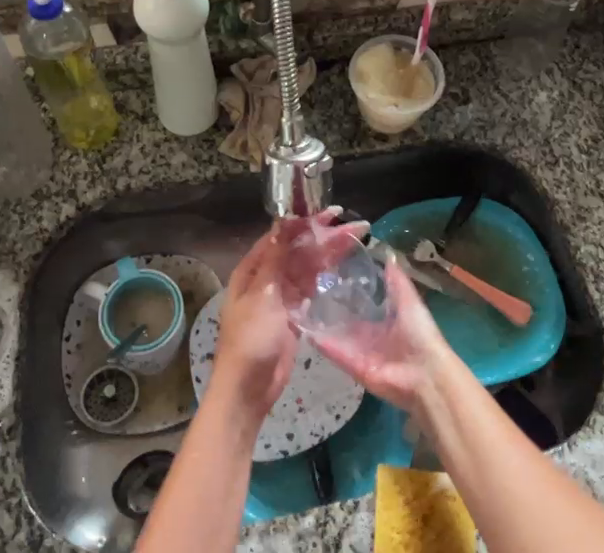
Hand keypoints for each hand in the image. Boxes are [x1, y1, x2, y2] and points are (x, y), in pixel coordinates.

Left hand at [212, 208, 373, 421]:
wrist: (248, 389)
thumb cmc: (251, 340)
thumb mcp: (262, 295)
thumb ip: (275, 258)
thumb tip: (283, 222)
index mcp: (252, 270)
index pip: (280, 237)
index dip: (304, 222)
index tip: (330, 213)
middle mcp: (265, 279)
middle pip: (297, 251)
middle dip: (324, 238)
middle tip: (354, 227)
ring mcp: (280, 298)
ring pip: (307, 269)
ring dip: (328, 255)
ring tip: (355, 242)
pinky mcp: (292, 315)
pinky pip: (310, 289)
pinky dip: (324, 278)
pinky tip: (343, 268)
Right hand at [311, 258, 453, 412]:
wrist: (424, 373)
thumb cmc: (420, 333)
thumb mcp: (409, 300)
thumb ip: (396, 280)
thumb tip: (388, 252)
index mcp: (386, 320)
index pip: (363, 305)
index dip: (348, 292)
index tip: (329, 273)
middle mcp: (370, 336)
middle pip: (346, 321)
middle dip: (330, 308)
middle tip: (306, 287)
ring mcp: (359, 351)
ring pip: (336, 335)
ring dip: (320, 324)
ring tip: (298, 304)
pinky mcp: (352, 365)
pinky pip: (333, 351)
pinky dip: (320, 341)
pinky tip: (303, 326)